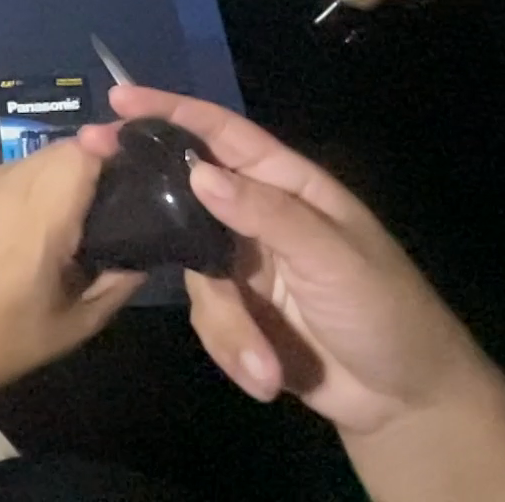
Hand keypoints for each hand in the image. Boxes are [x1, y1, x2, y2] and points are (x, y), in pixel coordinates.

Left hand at [0, 138, 146, 401]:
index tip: (125, 183)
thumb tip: (145, 248)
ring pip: (29, 161)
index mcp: (37, 219)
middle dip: (85, 171)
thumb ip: (119, 280)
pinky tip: (15, 227)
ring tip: (55, 223)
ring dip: (51, 179)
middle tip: (96, 211)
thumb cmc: (6, 342)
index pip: (81, 153)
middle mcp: (2, 188)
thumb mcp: (77, 323)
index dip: (108, 158)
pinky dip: (19, 189)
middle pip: (58, 151)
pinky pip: (1, 174)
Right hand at [81, 86, 495, 436]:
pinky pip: (205, 316)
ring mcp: (239, 261)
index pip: (221, 134)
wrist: (406, 403)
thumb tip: (198, 173)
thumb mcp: (333, 258)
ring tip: (263, 363)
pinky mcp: (234, 308)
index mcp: (285, 183)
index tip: (120, 100)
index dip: (171, 111)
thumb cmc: (385, 312)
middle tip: (97, 175)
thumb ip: (266, 214)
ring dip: (226, 320)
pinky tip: (264, 374)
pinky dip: (232, 347)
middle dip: (152, 198)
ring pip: (191, 267)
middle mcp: (253, 213)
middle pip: (186, 191)